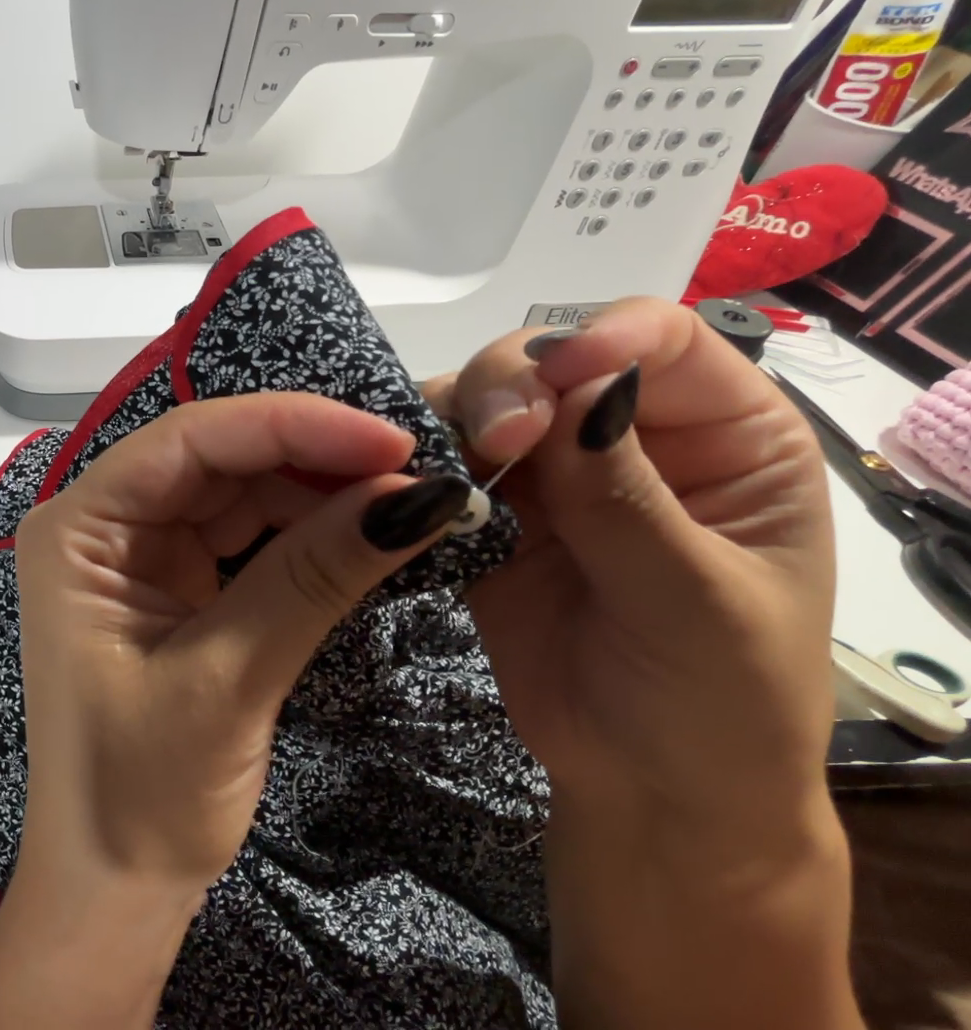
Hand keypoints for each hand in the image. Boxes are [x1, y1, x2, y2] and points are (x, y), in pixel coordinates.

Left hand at [12, 393, 474, 895]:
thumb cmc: (139, 791)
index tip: (388, 440)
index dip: (288, 426)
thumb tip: (419, 495)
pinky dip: (300, 535)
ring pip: (234, 494)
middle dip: (311, 460)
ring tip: (405, 504)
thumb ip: (313, 576)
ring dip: (315, 494)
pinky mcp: (171, 589)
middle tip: (415, 474)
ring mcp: (135, 557)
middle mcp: (98, 528)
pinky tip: (360, 533)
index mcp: (77, 531)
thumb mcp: (227, 676)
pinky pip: (241, 538)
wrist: (113, 879)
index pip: (185, 441)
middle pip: (214, 460)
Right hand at [423, 297, 835, 830]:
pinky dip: (414, 470)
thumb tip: (580, 392)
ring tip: (438, 474)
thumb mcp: (696, 601)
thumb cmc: (718, 700)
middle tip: (493, 443)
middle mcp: (628, 441)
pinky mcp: (485, 523)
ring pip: (481, 408)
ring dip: (451, 422)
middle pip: (552, 363)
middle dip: (510, 386)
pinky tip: (401, 490)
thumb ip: (631, 500)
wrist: (647, 787)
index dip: (605, 339)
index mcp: (725, 440)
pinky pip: (439, 472)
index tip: (556, 381)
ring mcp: (549, 482)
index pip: (664, 344)